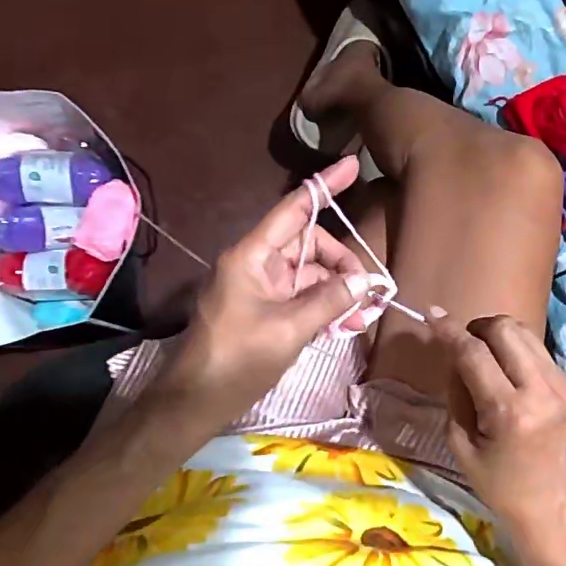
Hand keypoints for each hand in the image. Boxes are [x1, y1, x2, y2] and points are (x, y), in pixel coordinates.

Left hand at [156, 157, 372, 419]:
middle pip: (310, 244)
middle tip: (369, 292)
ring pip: (310, 273)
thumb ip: (329, 300)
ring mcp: (261, 287)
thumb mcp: (288, 330)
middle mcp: (257, 263)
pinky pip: (302, 296)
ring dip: (338, 291)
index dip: (325, 186)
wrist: (197, 400)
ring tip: (361, 317)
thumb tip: (364, 282)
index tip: (354, 165)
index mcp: (253, 256)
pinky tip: (346, 327)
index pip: (294, 209)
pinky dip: (324, 307)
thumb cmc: (236, 359)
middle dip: (342, 264)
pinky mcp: (265, 309)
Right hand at [439, 315, 565, 535]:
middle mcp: (541, 391)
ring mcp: (562, 385)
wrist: (546, 498)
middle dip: (477, 328)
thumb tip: (453, 348)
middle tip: (464, 346)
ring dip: (497, 335)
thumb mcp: (459, 440)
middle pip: (504, 329)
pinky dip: (514, 349)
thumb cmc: (495, 478)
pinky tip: (507, 372)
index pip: (474, 354)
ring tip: (485, 357)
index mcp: (509, 412)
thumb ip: (456, 389)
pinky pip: (535, 347)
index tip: (433, 316)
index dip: (450, 331)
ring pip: (522, 331)